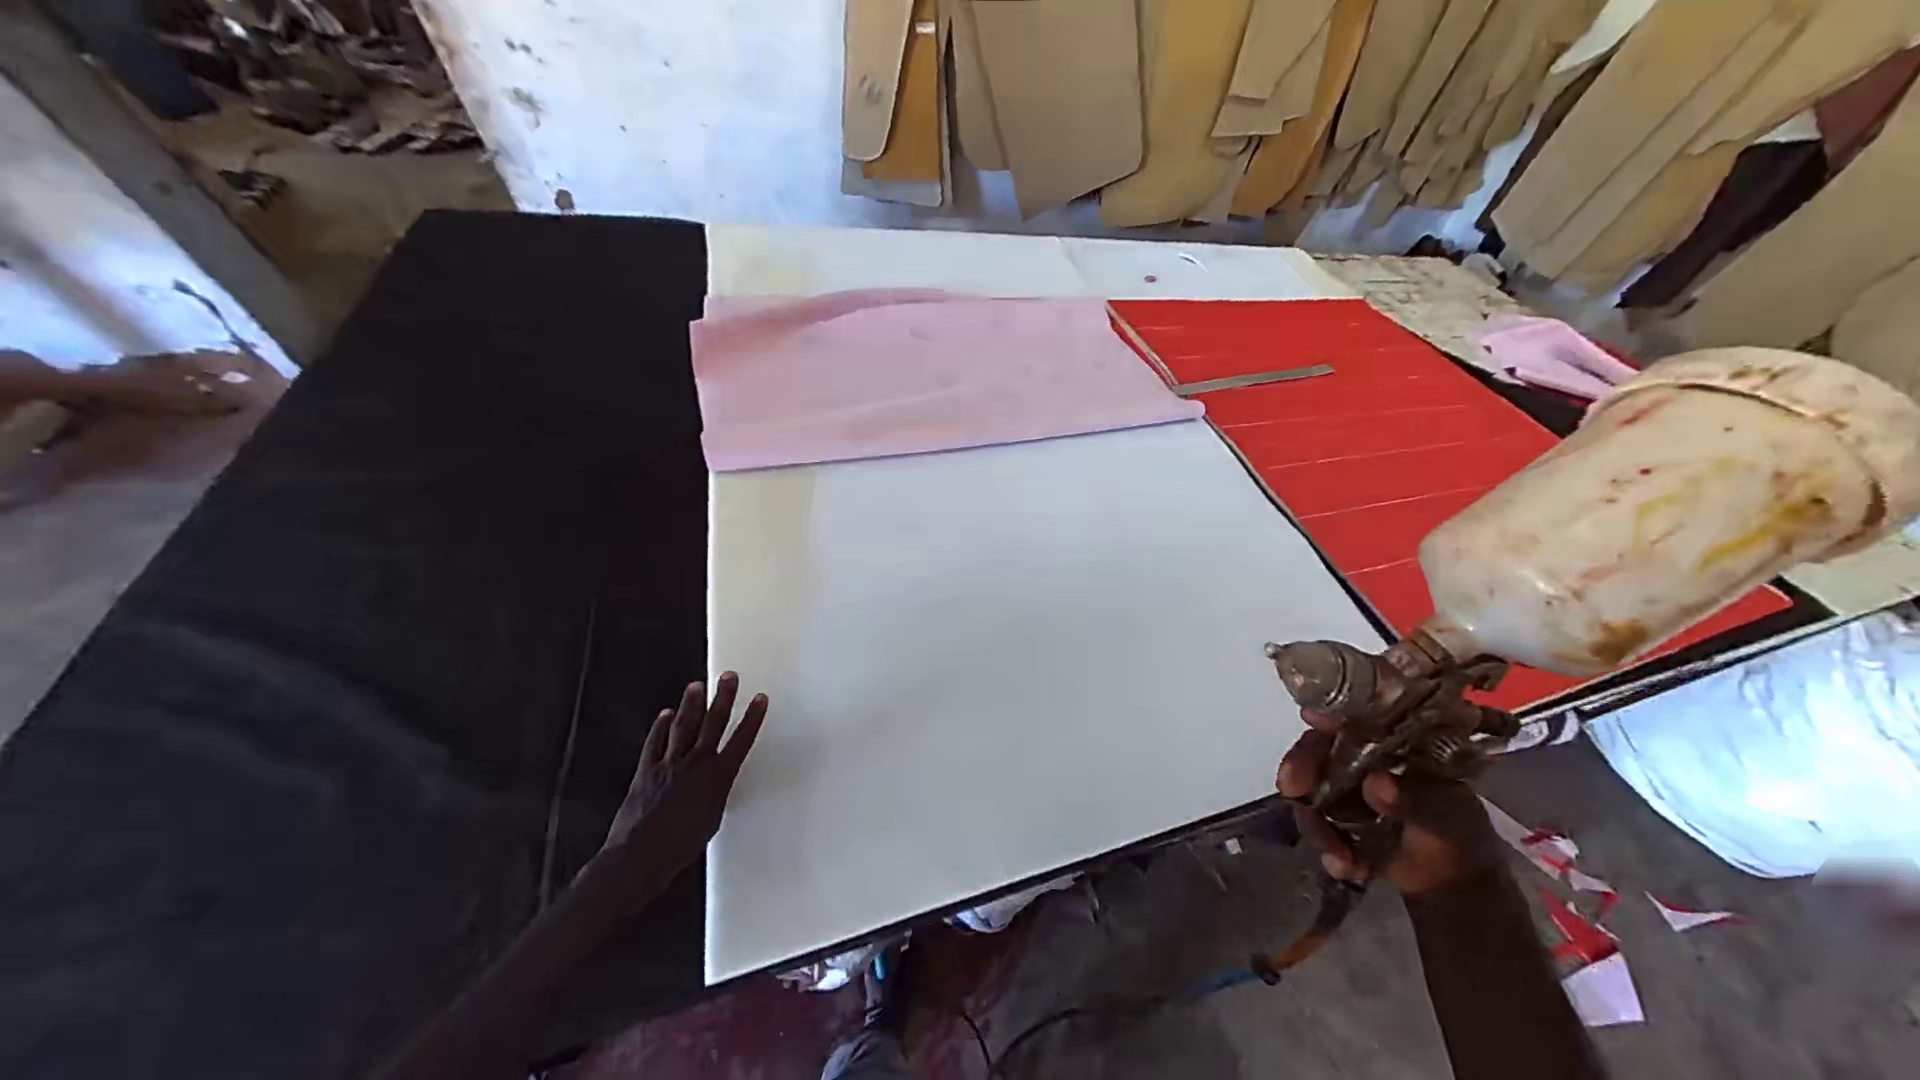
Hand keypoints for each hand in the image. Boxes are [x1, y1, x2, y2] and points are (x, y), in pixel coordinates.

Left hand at [599, 672, 768, 879]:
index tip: (759, 699)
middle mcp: (695, 764)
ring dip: (691, 703)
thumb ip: (716, 792)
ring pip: (684, 726)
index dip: (752, 717)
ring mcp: (669, 764)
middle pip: (713, 722)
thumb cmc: (680, 846)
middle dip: (724, 697)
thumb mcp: (712, 818)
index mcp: (718, 777)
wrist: (641, 856)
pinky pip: (655, 742)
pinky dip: (659, 727)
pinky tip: (664, 714)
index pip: (741, 739)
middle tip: (729, 677)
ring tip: (697, 685)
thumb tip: (715, 783)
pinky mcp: (647, 770)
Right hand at [1275, 709, 1499, 895]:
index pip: (1353, 717)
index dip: (1328, 713)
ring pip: (1307, 792)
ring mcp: (1339, 789)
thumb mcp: (1448, 814)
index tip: (1310, 718)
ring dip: (1315, 825)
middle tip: (1293, 789)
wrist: (1454, 881)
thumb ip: (1416, 799)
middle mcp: (1355, 758)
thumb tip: (1376, 784)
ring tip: (1340, 858)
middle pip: (1315, 750)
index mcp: (1387, 742)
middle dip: (1300, 767)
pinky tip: (1348, 869)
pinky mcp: (1331, 820)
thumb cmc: (1458, 831)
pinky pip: (1315, 827)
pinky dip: (1327, 849)